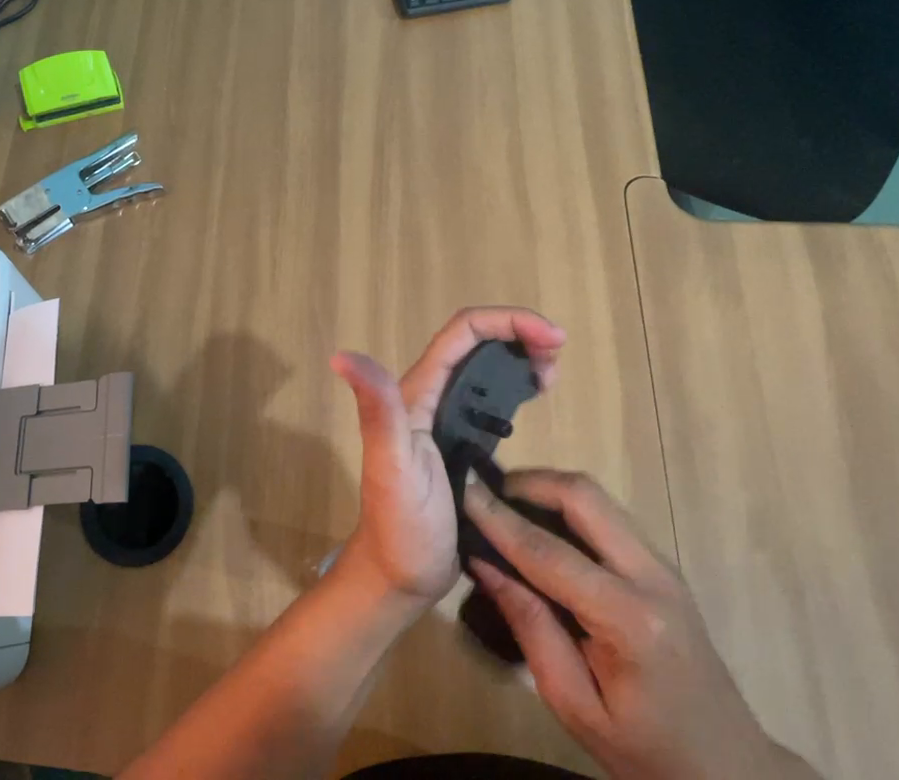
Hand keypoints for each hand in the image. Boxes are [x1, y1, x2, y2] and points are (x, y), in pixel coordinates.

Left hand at [334, 308, 565, 605]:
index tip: (552, 338)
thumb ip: (377, 411)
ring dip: (517, 357)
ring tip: (550, 375)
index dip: (506, 322)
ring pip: (481, 368)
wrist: (397, 576)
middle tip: (556, 358)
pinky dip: (513, 388)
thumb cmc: (398, 527)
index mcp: (415, 395)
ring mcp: (442, 420)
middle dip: (517, 335)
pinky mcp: (457, 443)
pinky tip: (533, 401)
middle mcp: (428, 398)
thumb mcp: (391, 468)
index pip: (461, 334)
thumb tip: (343, 356)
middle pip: (474, 344)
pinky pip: (487, 399)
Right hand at [464, 471, 817, 779]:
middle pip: (584, 497)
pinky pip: (607, 519)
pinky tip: (538, 529)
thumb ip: (530, 628)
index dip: (498, 519)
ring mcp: (663, 568)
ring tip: (502, 507)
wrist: (729, 767)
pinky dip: (566, 509)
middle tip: (483, 494)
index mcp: (630, 620)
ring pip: (598, 500)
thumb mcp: (574, 704)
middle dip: (527, 482)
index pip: (548, 552)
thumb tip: (484, 563)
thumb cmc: (645, 750)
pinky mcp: (662, 569)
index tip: (460, 491)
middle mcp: (653, 577)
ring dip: (547, 490)